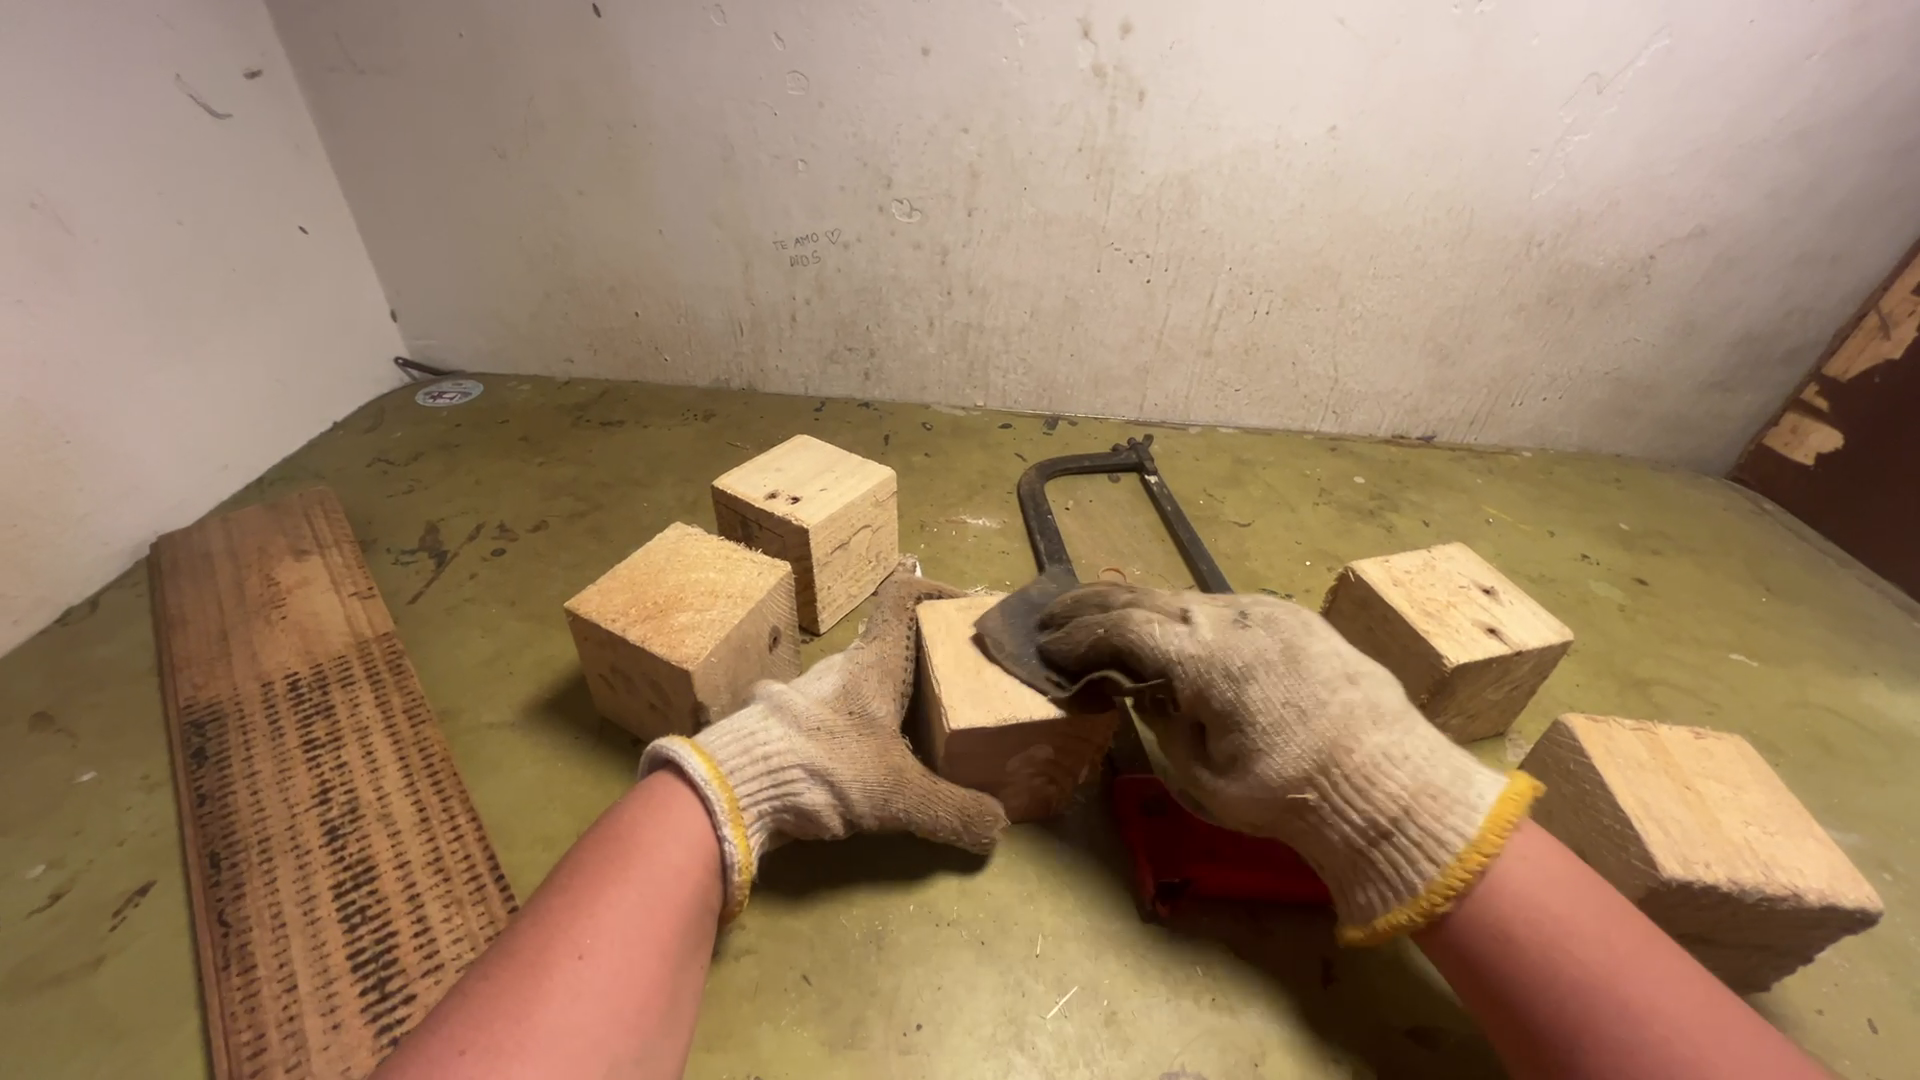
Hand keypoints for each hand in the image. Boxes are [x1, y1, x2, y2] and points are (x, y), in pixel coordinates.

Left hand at [641, 560, 1009, 920]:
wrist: (730, 788)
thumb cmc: (824, 766)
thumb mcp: (899, 794)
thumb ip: (952, 811)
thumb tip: (997, 827)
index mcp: (871, 663)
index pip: (901, 597)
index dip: (932, 590)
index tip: (960, 606)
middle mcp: (837, 667)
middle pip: (884, 646)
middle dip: (918, 665)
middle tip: (948, 693)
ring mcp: (802, 694)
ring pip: (853, 683)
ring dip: (881, 703)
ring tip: (910, 739)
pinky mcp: (777, 725)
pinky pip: (824, 717)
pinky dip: (847, 733)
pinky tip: (857, 769)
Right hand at [1037, 583, 1540, 944]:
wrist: (1388, 783)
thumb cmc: (1287, 793)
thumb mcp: (1202, 773)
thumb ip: (1163, 720)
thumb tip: (1146, 688)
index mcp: (1202, 658)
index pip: (1119, 630)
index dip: (1076, 637)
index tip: (1046, 646)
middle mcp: (1228, 617)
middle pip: (1141, 596)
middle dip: (1089, 605)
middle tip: (1052, 614)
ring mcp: (1262, 610)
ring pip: (1182, 597)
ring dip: (1137, 607)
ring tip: (1104, 620)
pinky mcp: (1289, 615)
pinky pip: (1220, 606)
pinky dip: (1182, 615)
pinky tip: (1172, 631)